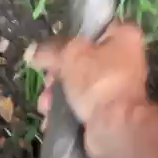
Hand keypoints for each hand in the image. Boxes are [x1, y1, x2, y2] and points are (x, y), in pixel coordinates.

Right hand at [29, 21, 151, 157]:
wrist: (115, 127)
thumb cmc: (97, 80)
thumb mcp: (68, 56)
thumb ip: (49, 50)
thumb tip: (32, 52)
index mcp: (124, 36)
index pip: (93, 29)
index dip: (69, 38)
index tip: (52, 51)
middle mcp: (126, 58)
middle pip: (82, 59)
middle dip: (58, 74)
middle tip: (47, 83)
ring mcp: (119, 86)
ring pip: (80, 83)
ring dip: (57, 94)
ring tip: (45, 106)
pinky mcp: (110, 110)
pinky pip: (83, 104)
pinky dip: (66, 110)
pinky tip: (50, 119)